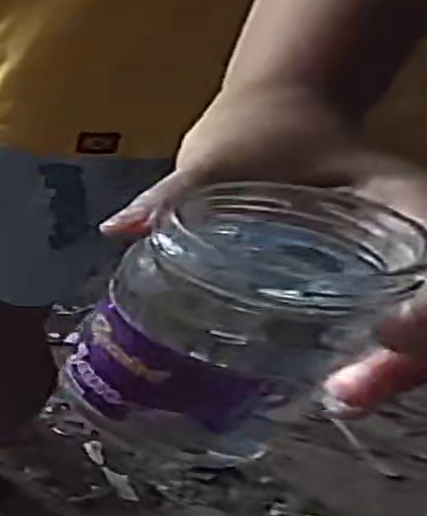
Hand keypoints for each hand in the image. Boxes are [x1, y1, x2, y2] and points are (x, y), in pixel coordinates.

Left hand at [100, 84, 426, 412]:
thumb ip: (172, 195)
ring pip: (417, 317)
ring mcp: (391, 257)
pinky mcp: (357, 272)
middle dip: (413, 356)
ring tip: (344, 400)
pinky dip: (370, 352)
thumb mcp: (217, 160)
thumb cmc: (256, 133)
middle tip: (349, 395)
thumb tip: (118, 230)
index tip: (391, 336)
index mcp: (403, 202)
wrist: (273, 116)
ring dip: (398, 364)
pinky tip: (329, 385)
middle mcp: (413, 234)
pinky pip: (380, 315)